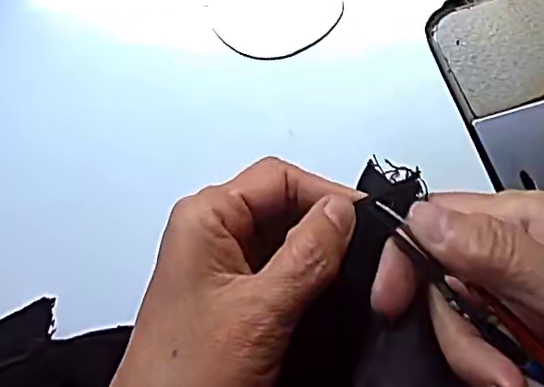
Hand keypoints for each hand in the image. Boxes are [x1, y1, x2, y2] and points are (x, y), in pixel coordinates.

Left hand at [112, 157, 356, 386]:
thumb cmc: (180, 384)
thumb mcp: (257, 314)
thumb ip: (306, 255)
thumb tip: (343, 210)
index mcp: (205, 217)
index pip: (280, 177)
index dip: (325, 193)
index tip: (362, 216)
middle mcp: (211, 234)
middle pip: (285, 203)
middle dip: (323, 225)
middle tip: (361, 248)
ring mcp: (222, 267)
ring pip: (287, 237)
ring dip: (317, 254)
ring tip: (345, 275)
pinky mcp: (233, 299)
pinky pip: (282, 270)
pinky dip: (308, 279)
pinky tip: (323, 297)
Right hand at [370, 191, 543, 386]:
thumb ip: (503, 252)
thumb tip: (426, 215)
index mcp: (527, 220)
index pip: (439, 218)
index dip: (409, 254)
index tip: (391, 301)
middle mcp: (521, 254)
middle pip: (446, 283)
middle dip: (465, 335)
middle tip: (507, 368)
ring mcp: (529, 302)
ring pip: (467, 330)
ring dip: (489, 367)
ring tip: (539, 382)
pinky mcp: (538, 344)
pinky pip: (493, 362)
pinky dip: (505, 380)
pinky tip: (541, 385)